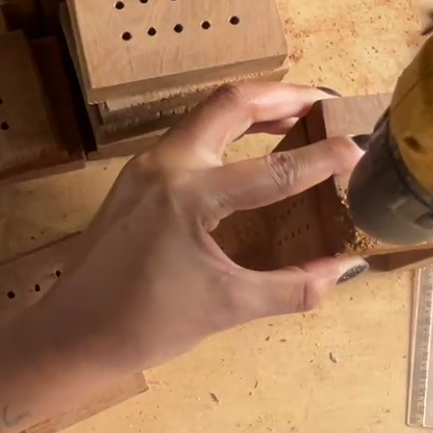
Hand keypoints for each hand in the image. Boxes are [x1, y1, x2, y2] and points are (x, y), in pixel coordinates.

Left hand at [29, 82, 366, 375]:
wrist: (73, 334)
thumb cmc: (147, 324)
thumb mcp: (228, 308)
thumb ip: (292, 288)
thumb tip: (343, 270)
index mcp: (190, 195)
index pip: (273, 169)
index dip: (323, 158)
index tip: (358, 149)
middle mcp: (165, 165)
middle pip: (231, 104)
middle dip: (282, 98)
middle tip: (322, 104)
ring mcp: (144, 167)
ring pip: (205, 115)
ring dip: (251, 110)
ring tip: (292, 117)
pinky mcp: (134, 179)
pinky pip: (188, 137)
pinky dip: (224, 132)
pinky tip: (245, 152)